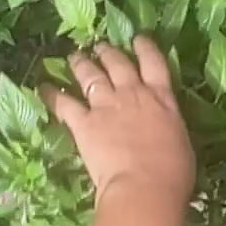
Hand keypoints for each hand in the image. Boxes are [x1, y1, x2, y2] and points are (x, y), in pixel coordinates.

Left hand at [44, 36, 194, 209]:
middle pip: (118, 63)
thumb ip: (169, 126)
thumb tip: (164, 127)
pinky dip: (52, 94)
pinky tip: (43, 88)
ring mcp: (106, 106)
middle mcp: (132, 94)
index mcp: (161, 98)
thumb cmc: (172, 173)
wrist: (144, 187)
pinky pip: (64, 103)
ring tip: (75, 57)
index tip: (138, 38)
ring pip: (90, 75)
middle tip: (100, 46)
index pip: (154, 62)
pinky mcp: (84, 122)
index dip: (145, 47)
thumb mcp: (181, 142)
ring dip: (82, 63)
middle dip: (108, 52)